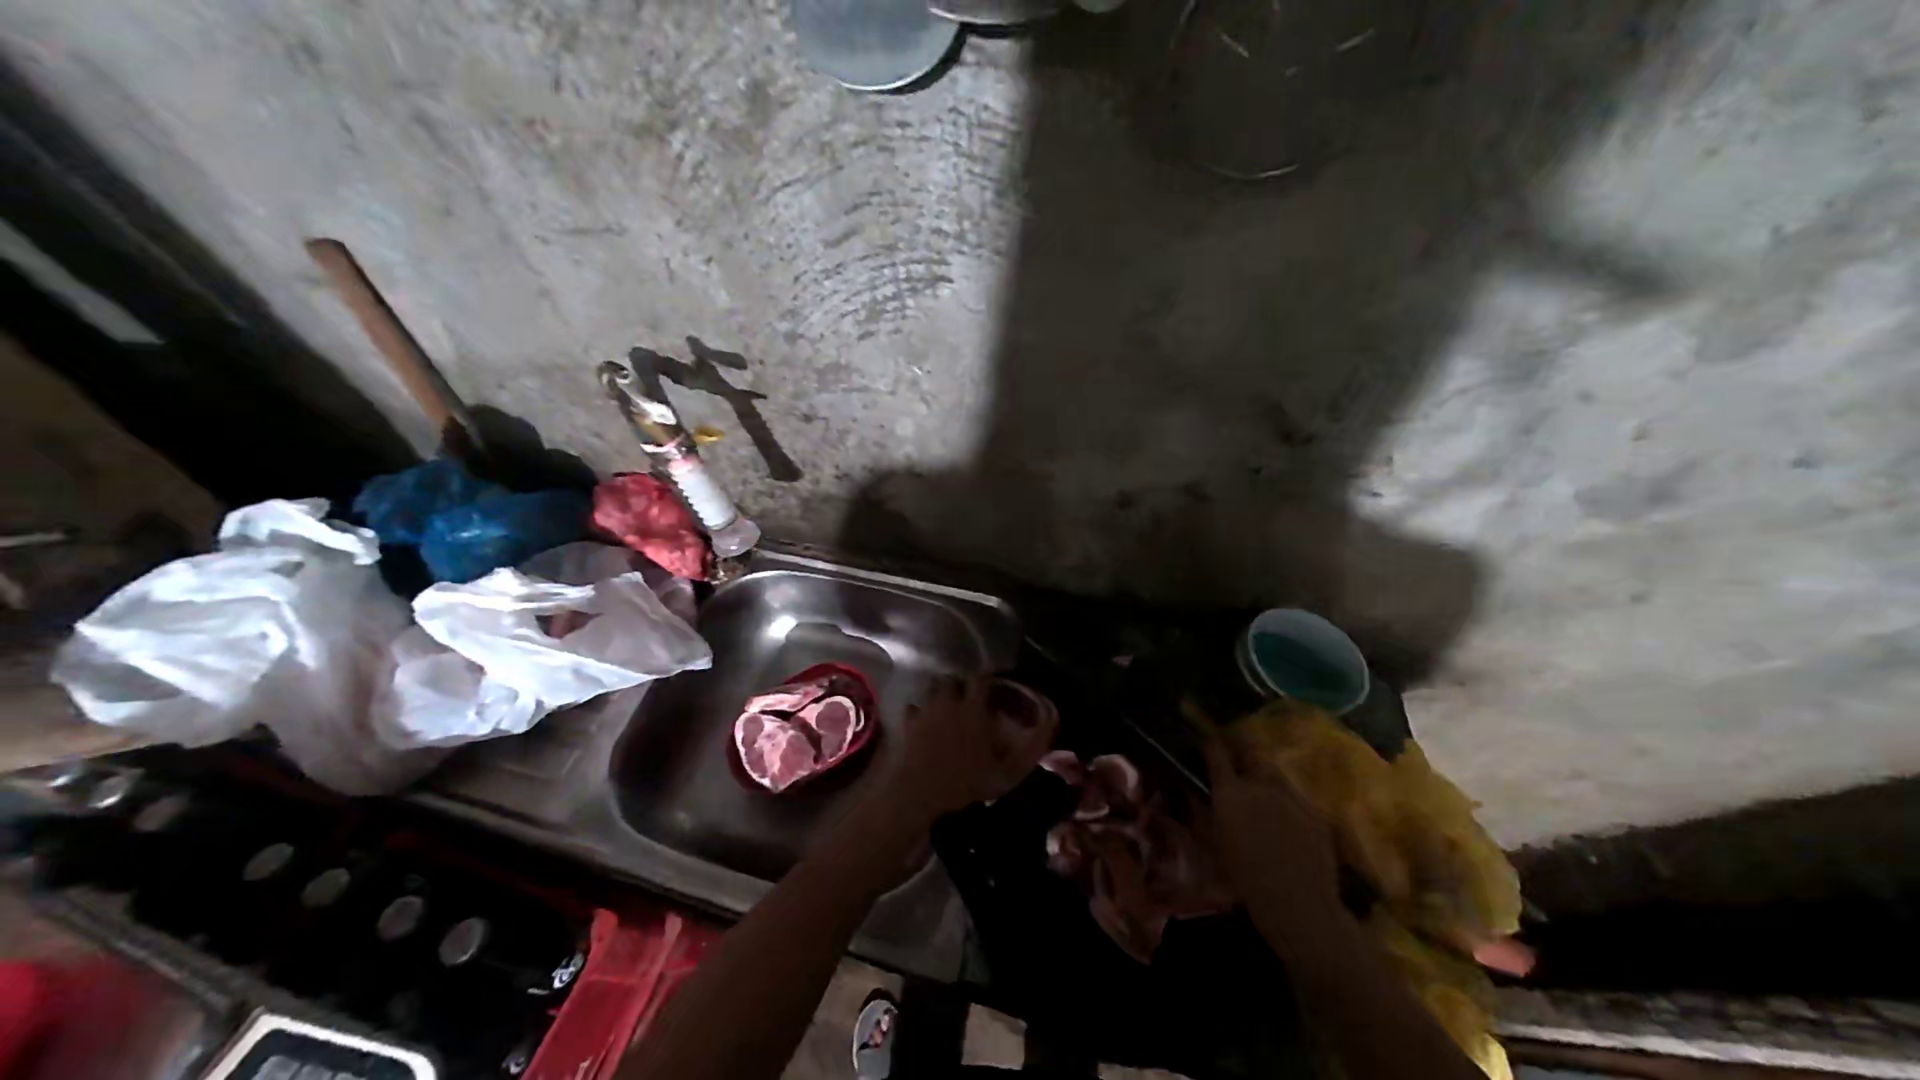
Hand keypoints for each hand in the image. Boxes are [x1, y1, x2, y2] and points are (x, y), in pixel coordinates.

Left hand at [883, 676, 1058, 821]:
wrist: (917, 792)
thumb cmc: (964, 782)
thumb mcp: (1006, 773)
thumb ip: (1031, 750)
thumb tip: (1051, 725)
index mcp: (973, 709)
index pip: (981, 678)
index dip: (987, 676)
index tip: (993, 681)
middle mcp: (948, 702)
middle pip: (952, 680)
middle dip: (959, 685)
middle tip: (967, 697)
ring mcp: (924, 710)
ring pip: (931, 690)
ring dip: (939, 695)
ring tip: (946, 708)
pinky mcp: (905, 723)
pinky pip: (912, 709)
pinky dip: (918, 713)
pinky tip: (922, 724)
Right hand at [1203, 735, 1341, 923]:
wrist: (1298, 902)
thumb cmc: (1244, 877)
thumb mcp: (1212, 844)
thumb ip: (1201, 812)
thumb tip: (1193, 792)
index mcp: (1230, 791)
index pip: (1216, 752)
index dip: (1211, 745)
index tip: (1208, 743)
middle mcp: (1260, 785)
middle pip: (1252, 754)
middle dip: (1244, 755)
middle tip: (1240, 766)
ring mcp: (1292, 796)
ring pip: (1276, 776)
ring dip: (1267, 781)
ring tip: (1266, 798)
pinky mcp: (1316, 812)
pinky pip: (1298, 800)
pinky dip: (1289, 806)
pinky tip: (1289, 826)